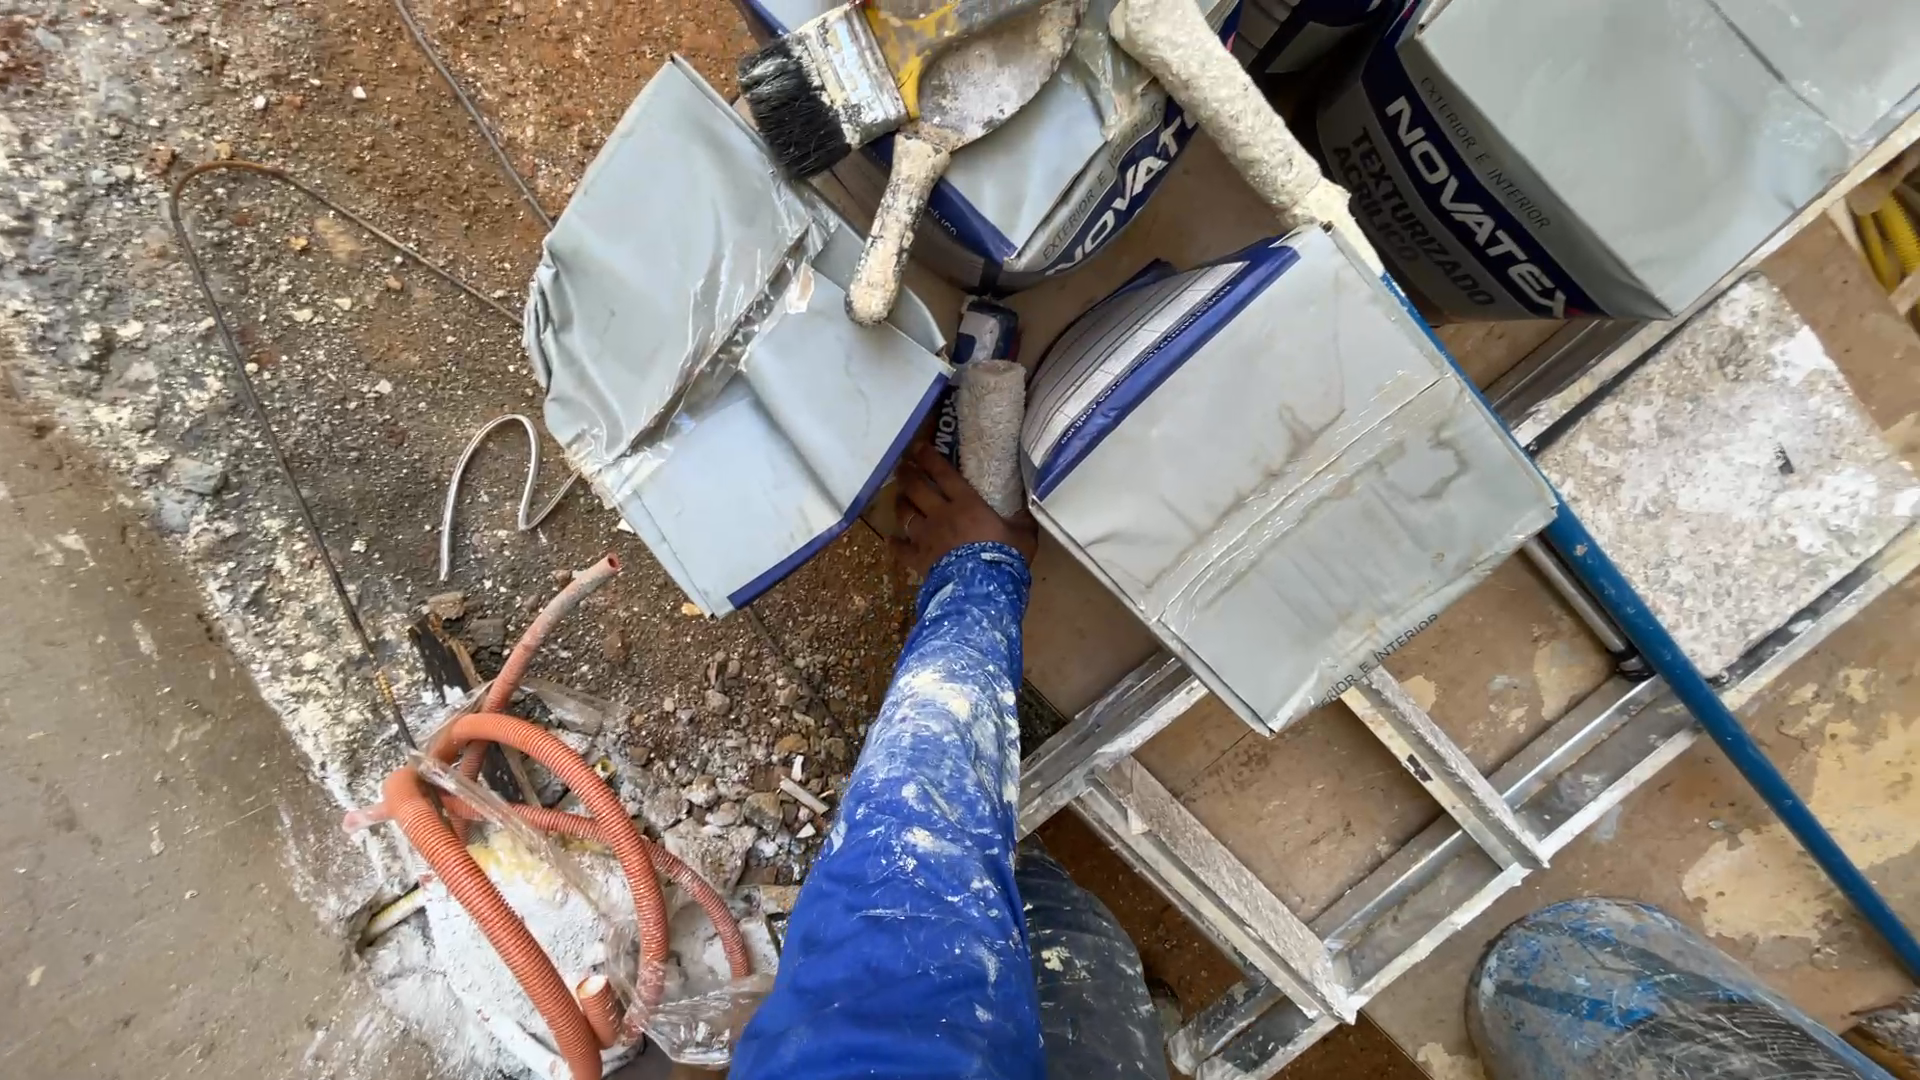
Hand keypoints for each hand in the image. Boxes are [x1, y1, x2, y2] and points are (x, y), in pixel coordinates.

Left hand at [891, 444, 1037, 576]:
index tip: (918, 447)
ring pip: (905, 513)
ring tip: (898, 496)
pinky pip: (902, 549)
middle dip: (907, 474)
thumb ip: (1021, 519)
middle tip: (902, 467)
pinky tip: (891, 540)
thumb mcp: (1023, 534)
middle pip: (917, 488)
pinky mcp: (919, 559)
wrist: (983, 588)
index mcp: (966, 503)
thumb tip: (1027, 509)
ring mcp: (926, 537)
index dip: (929, 457)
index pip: (943, 473)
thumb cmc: (1005, 557)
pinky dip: (895, 543)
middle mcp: (941, 514)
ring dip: (900, 503)